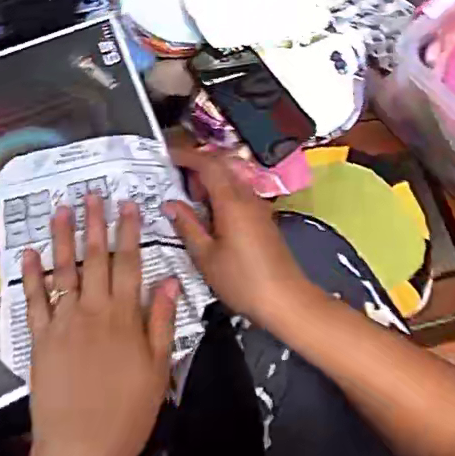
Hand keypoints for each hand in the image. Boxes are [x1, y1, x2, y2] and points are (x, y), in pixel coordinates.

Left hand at [20, 193, 178, 455]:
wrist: (79, 451)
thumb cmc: (127, 413)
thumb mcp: (158, 368)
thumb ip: (161, 321)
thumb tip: (170, 280)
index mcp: (123, 314)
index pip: (129, 261)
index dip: (128, 230)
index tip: (127, 204)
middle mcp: (93, 309)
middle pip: (95, 257)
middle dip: (95, 223)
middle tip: (93, 193)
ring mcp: (63, 322)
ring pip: (64, 270)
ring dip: (63, 237)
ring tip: (61, 208)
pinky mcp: (39, 339)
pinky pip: (34, 301)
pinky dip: (31, 276)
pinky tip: (29, 253)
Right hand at [164, 145, 320, 329]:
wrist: (286, 299)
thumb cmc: (242, 281)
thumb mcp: (206, 257)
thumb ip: (187, 226)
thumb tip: (171, 205)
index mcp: (231, 202)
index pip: (209, 165)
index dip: (188, 156)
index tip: (169, 156)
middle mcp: (247, 197)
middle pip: (222, 166)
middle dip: (198, 166)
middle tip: (177, 180)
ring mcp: (258, 206)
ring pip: (231, 179)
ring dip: (210, 180)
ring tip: (191, 199)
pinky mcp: (263, 218)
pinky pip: (239, 193)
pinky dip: (222, 193)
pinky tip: (211, 215)